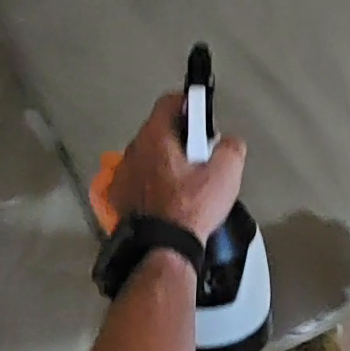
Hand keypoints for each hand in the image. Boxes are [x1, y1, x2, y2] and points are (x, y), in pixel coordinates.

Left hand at [107, 93, 246, 237]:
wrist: (163, 248)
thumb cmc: (191, 208)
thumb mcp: (226, 173)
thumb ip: (231, 147)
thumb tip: (229, 142)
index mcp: (156, 137)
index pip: (169, 102)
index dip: (190, 103)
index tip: (203, 114)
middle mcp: (133, 151)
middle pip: (159, 130)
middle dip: (181, 137)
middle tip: (202, 156)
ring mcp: (122, 175)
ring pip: (148, 156)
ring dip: (165, 162)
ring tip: (187, 183)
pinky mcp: (118, 198)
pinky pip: (139, 180)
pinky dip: (153, 184)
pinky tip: (169, 200)